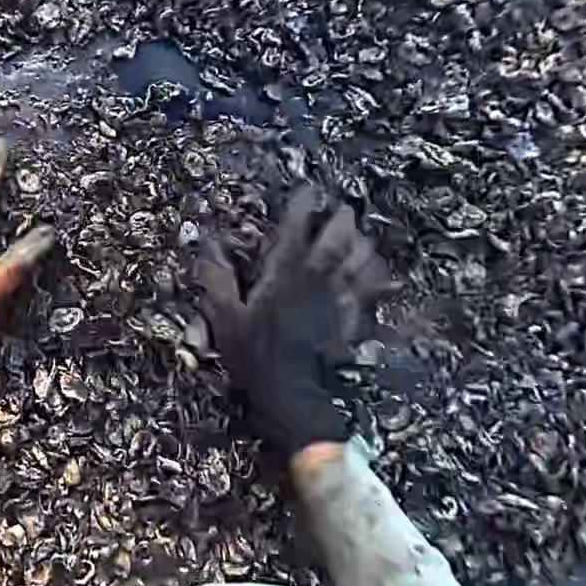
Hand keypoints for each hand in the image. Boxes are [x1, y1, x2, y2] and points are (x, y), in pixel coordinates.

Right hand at [194, 187, 388, 459]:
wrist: (292, 395)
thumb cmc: (254, 355)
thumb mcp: (224, 317)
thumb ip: (217, 278)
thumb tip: (207, 244)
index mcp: (284, 275)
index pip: (296, 231)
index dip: (302, 208)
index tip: (308, 191)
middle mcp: (316, 281)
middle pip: (337, 241)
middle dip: (340, 220)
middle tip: (340, 208)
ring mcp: (339, 300)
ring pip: (360, 260)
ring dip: (361, 243)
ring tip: (360, 233)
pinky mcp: (352, 319)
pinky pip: (371, 290)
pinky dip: (376, 276)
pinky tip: (378, 270)